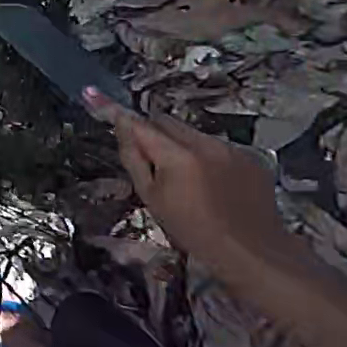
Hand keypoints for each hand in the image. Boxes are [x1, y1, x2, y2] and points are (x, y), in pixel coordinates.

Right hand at [82, 88, 295, 273]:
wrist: (253, 253)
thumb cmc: (192, 230)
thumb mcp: (151, 197)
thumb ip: (133, 158)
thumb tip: (121, 127)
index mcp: (178, 156)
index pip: (138, 124)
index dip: (114, 110)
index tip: (92, 93)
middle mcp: (206, 144)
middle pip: (165, 121)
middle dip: (153, 133)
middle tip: (152, 161)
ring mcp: (232, 149)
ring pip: (191, 133)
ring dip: (180, 144)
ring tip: (188, 178)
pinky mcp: (251, 156)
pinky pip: (216, 145)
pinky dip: (205, 155)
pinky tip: (213, 182)